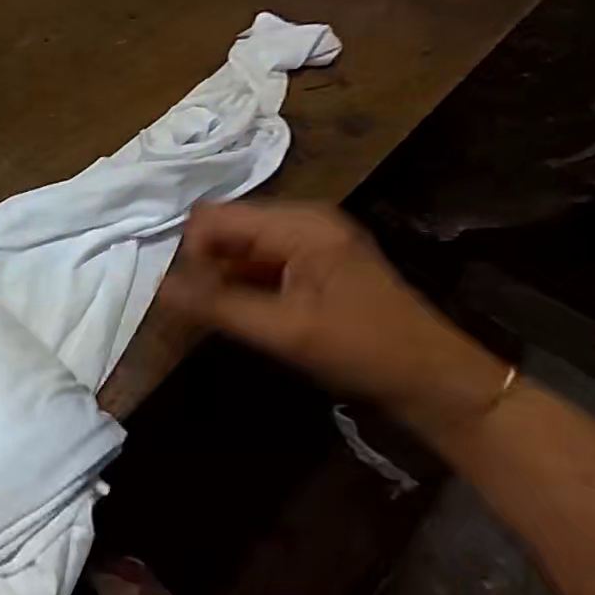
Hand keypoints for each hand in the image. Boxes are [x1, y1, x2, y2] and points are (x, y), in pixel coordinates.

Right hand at [158, 202, 510, 440]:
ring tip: (222, 315)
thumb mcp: (286, 331)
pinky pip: (263, 260)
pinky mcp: (315, 260)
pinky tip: (245, 311)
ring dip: (224, 275)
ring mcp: (311, 238)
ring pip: (243, 245)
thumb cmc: (362, 350)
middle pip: (229, 227)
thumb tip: (161, 288)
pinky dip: (245, 282)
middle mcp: (303, 219)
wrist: (433, 379)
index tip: (192, 298)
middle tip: (205, 311)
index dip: (193, 252)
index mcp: (299, 223)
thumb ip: (220, 306)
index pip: (216, 216)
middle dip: (207, 264)